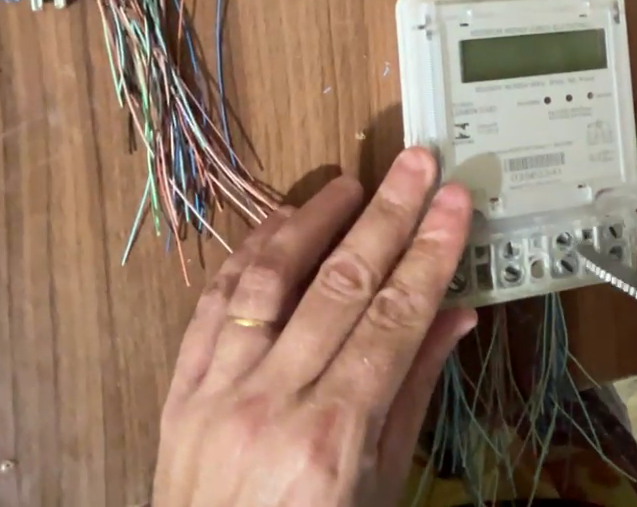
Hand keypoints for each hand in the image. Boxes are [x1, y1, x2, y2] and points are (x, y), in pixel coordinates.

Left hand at [152, 148, 477, 506]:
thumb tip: (456, 311)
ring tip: (349, 183)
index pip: (395, 318)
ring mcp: (216, 394)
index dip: (430, 252)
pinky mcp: (179, 393)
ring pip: (269, 278)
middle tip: (417, 162)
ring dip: (312, 219)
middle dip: (387, 214)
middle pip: (340, 284)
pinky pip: (214, 304)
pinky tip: (278, 223)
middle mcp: (270, 405)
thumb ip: (415, 390)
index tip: (453, 201)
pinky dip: (249, 254)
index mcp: (332, 439)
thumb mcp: (381, 485)